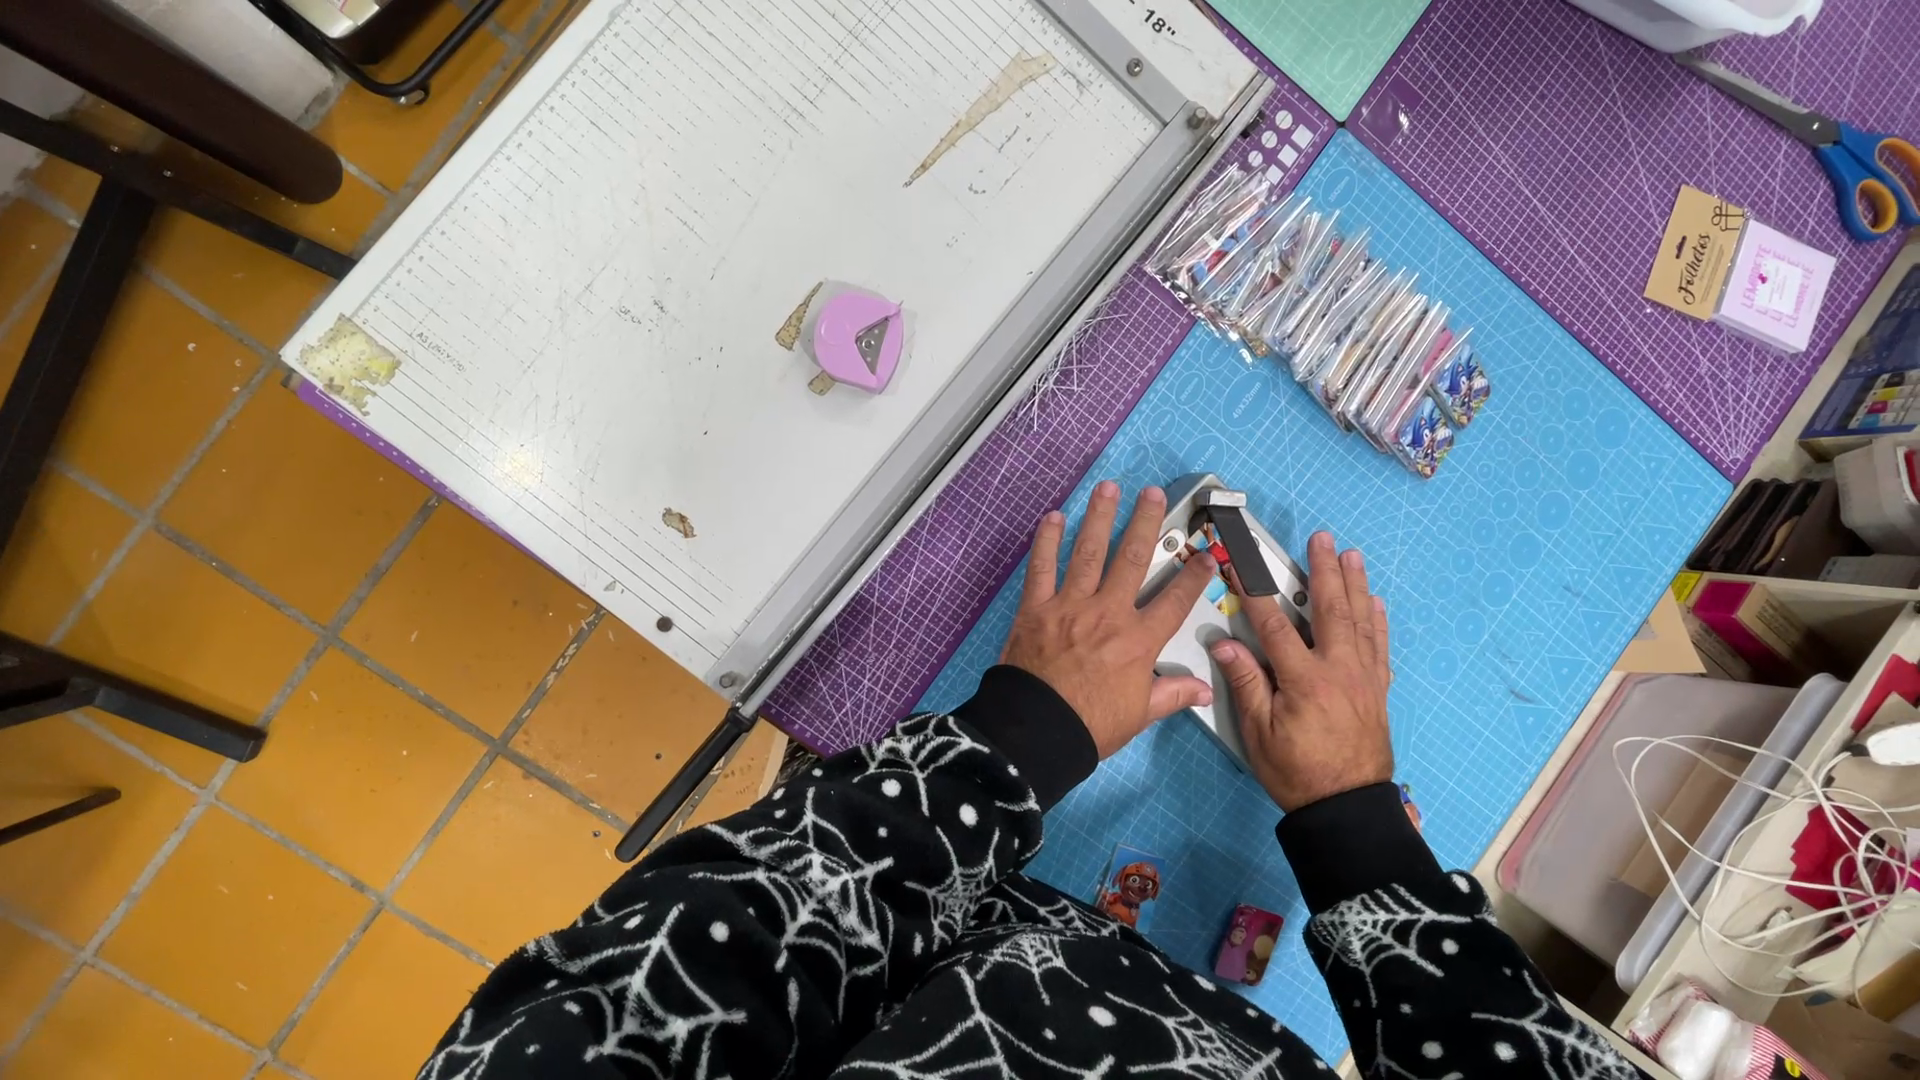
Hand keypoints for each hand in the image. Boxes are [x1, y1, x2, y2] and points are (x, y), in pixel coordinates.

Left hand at [1000, 481, 1218, 758]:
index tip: (1205, 555)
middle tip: (1151, 493)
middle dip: (1143, 523)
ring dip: (1099, 517)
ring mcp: (1070, 605)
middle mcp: (1108, 613)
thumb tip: (1206, 690)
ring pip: (1088, 552)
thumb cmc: (1091, 726)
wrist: (1037, 730)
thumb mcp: (1138, 715)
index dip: (1193, 577)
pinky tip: (1053, 517)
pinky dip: (1047, 541)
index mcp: (1138, 641)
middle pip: (1131, 560)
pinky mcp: (1036, 607)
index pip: (1174, 602)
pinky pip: (1042, 567)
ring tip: (1107, 488)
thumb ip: (1171, 694)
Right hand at [1211, 531, 1393, 811]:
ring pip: (1361, 622)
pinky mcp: (1378, 691)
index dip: (1255, 591)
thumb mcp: (1258, 733)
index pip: (1274, 625)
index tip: (1241, 562)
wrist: (1347, 807)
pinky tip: (1377, 603)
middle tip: (1322, 539)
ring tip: (1353, 556)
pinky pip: (1380, 648)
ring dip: (1356, 586)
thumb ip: (1246, 684)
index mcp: (1305, 680)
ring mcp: (1364, 679)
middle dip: (1324, 571)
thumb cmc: (1295, 771)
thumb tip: (1225, 643)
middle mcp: (1339, 670)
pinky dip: (1379, 622)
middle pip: (1331, 611)